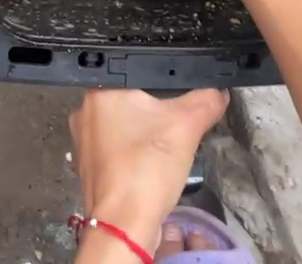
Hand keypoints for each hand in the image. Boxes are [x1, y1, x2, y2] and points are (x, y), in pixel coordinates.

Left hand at [69, 89, 226, 258]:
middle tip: (169, 130)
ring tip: (160, 152)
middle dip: (154, 116)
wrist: (125, 225)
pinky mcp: (90, 167)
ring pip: (124, 129)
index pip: (135, 75)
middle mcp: (84, 112)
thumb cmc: (145, 169)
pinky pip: (117, 152)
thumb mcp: (186, 126)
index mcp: (99, 91)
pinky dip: (134, 158)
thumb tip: (217, 92)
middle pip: (130, 103)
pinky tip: (148, 169)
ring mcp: (85, 142)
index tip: (173, 104)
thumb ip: (205, 101)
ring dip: (144, 138)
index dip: (160, 87)